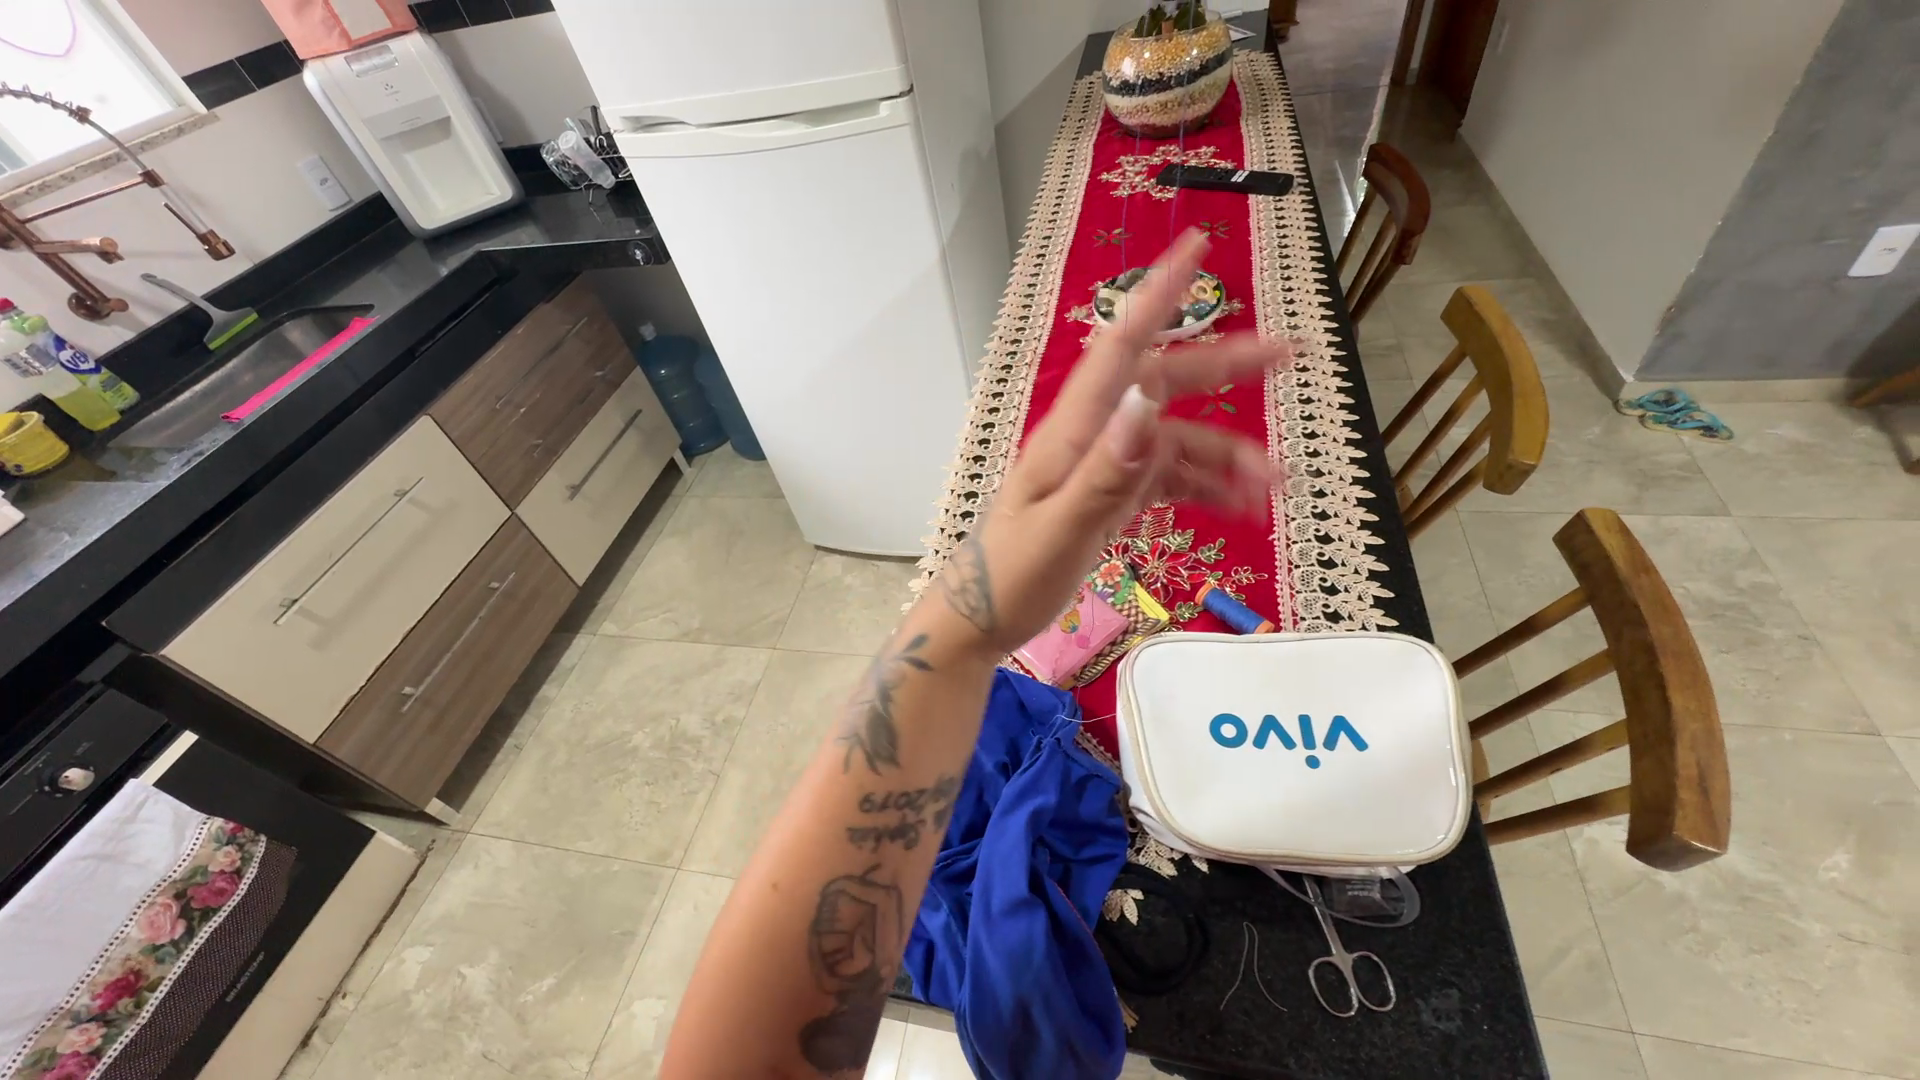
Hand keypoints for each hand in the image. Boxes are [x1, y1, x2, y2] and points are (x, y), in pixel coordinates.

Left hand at [932, 229, 1291, 656]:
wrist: (983, 619)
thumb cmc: (1012, 576)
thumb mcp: (1061, 529)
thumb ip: (1106, 473)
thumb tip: (1147, 403)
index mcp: (1072, 434)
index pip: (1119, 351)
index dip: (1157, 298)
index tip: (1195, 250)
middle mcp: (1091, 439)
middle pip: (1162, 387)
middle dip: (1224, 370)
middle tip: (1289, 354)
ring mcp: (1102, 468)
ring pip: (1175, 443)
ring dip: (1227, 457)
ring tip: (1274, 486)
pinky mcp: (1110, 497)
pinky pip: (1166, 480)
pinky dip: (1205, 488)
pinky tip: (1241, 506)